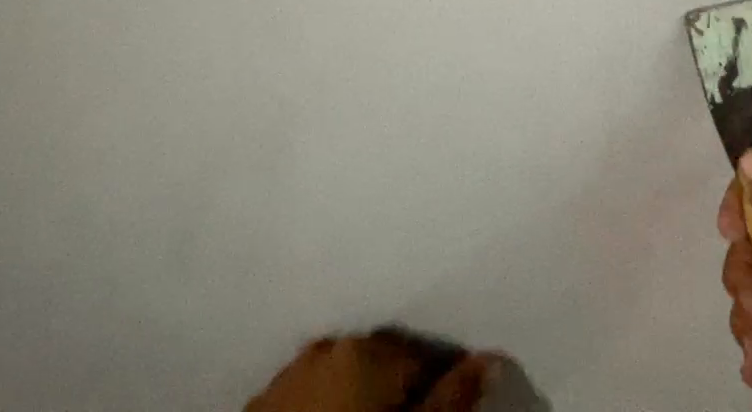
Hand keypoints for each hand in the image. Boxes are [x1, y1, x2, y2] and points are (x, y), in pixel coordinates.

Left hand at [245, 328, 493, 411]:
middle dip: (398, 384)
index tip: (442, 406)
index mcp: (369, 351)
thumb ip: (454, 397)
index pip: (425, 354)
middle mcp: (328, 346)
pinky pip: (307, 391)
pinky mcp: (260, 402)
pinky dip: (324, 403)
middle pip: (382, 358)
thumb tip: (491, 358)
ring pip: (342, 371)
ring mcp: (290, 371)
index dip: (439, 383)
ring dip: (359, 392)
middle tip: (406, 411)